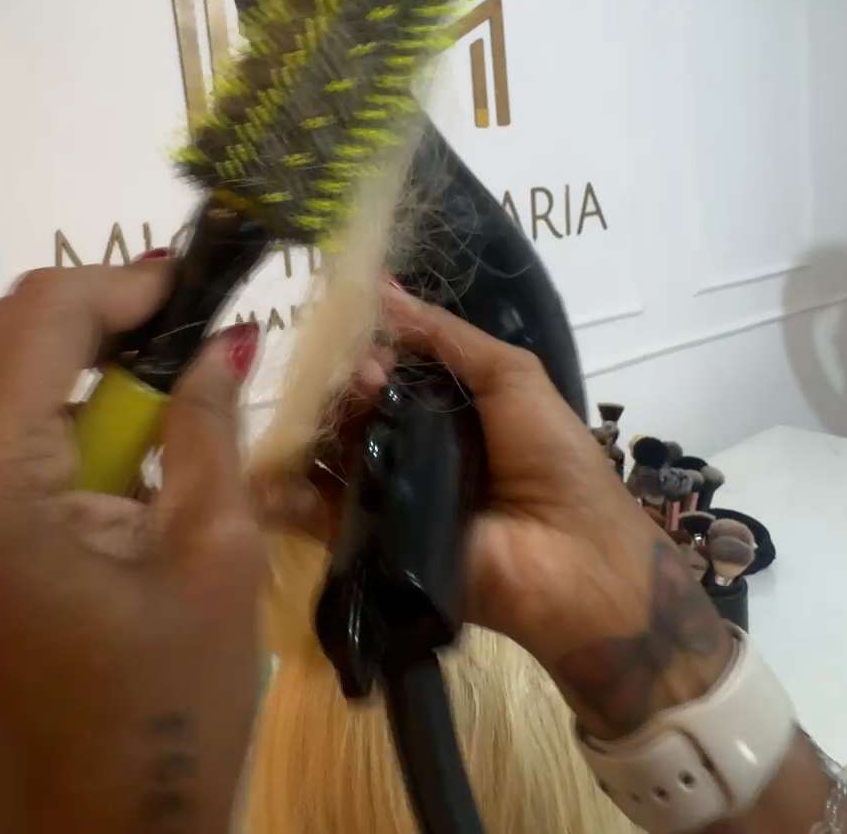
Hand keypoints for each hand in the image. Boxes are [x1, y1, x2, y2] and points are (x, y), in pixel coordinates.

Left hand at [0, 261, 265, 833]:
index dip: (121, 284)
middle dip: (99, 329)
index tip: (193, 289)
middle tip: (186, 347)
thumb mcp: (216, 556)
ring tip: (156, 415)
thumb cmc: (170, 715)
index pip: (35, 319)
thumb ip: (208, 425)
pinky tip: (104, 475)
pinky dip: (41, 436)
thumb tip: (226, 341)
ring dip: (72, 382)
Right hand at [266, 284, 731, 741]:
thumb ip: (445, 336)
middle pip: (355, 407)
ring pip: (332, 452)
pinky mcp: (368, 543)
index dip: (369, 348)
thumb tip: (381, 286)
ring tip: (345, 412)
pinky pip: (318, 515)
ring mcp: (386, 495)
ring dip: (324, 426)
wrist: (577, 559)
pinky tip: (269, 474)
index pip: (385, 370)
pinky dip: (286, 496)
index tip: (361, 334)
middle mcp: (408, 447)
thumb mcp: (510, 376)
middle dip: (351, 384)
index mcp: (441, 409)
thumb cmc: (552, 456)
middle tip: (366, 381)